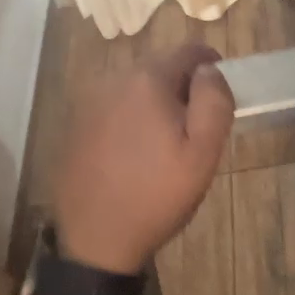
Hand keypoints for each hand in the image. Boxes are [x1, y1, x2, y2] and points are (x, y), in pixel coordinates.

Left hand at [53, 44, 234, 272]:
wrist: (95, 243)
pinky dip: (130, 118)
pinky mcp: (76, 125)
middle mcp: (114, 79)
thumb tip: (210, 70)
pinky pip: (114, 107)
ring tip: (164, 141)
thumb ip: (214, 100)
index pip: (189, 51)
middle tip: (194, 125)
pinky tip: (134, 153)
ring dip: (154, 101)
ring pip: (137, 86)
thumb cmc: (156, 194)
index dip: (211, 66)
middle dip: (182, 86)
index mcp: (148, 79)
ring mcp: (90, 102)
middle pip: (161, 66)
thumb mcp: (203, 152)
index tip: (218, 93)